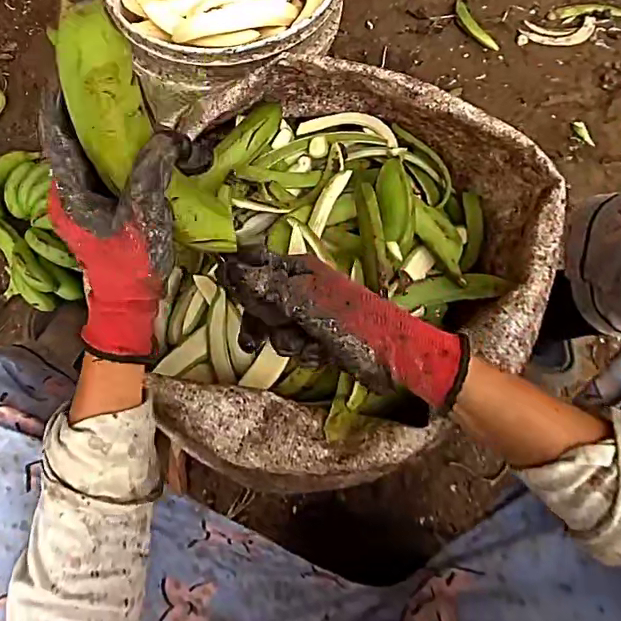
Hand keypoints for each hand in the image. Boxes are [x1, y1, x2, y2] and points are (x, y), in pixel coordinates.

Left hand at [39, 93, 193, 363]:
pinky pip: (93, 165)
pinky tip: (125, 134)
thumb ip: (150, 176)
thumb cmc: (130, 264)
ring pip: (79, 153)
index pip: (55, 139)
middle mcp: (66, 192)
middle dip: (77, 110)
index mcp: (70, 193)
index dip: (55, 107)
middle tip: (96, 79)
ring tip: (111, 98)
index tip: (62, 78)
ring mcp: (77, 199)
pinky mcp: (91, 204)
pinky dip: (104, 146)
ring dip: (91, 127)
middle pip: (66, 141)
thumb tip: (167, 137)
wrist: (126, 301)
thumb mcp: (143, 219)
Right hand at [223, 248, 468, 414]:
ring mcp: (308, 312)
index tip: (223, 285)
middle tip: (258, 336)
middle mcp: (300, 286)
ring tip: (303, 346)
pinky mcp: (317, 336)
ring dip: (284, 340)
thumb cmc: (354, 323)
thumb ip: (266, 286)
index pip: (256, 260)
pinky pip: (292, 342)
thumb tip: (230, 268)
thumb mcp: (307, 303)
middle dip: (260, 320)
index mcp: (298, 267)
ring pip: (273, 324)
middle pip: (258, 297)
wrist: (397, 361)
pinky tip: (318, 355)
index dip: (237, 273)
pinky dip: (301, 352)